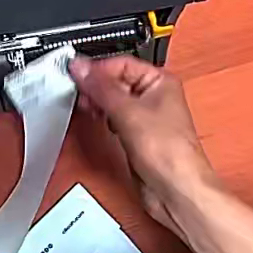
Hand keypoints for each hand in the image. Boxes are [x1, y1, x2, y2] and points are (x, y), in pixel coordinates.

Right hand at [68, 56, 217, 231]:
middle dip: (96, 86)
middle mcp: (154, 96)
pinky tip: (97, 120)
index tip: (76, 74)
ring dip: (98, 102)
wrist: (176, 189)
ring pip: (113, 99)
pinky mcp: (136, 134)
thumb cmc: (170, 152)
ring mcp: (145, 116)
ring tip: (88, 106)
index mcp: (160, 81)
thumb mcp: (128, 112)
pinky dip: (104, 117)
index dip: (98, 68)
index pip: (121, 63)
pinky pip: (114, 118)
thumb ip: (101, 88)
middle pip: (116, 80)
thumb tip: (81, 68)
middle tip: (79, 92)